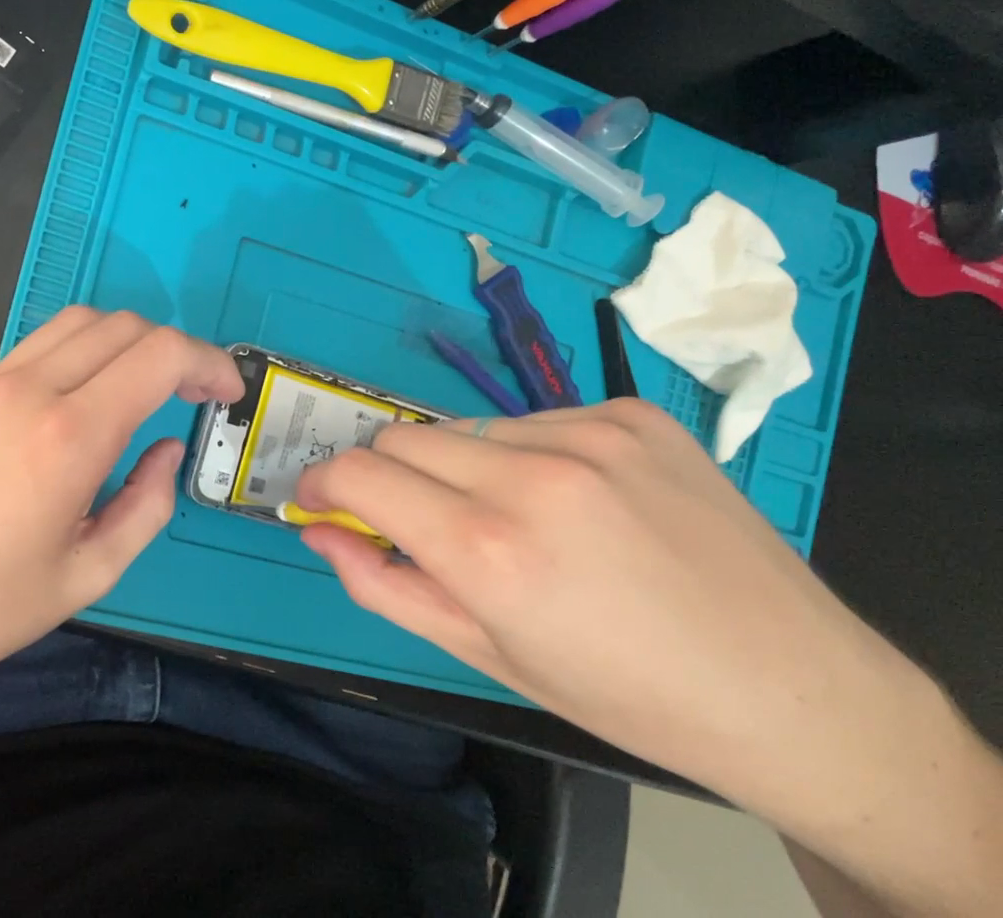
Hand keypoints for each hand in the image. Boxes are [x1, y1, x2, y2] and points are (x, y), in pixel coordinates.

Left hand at [0, 307, 241, 691]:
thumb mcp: (91, 573)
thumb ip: (147, 505)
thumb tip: (165, 451)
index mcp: (68, 435)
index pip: (158, 355)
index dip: (207, 363)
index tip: (226, 393)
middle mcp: (29, 390)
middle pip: (121, 325)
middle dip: (171, 350)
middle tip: (190, 397)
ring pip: (75, 323)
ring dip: (123, 343)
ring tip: (141, 392)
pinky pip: (37, 346)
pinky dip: (78, 353)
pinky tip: (82, 402)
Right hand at [293, 400, 938, 799]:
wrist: (790, 689)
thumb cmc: (620, 694)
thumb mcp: (483, 654)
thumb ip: (382, 583)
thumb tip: (319, 530)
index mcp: (487, 547)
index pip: (358, 472)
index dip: (323, 482)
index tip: (320, 499)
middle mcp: (533, 474)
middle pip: (401, 437)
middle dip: (384, 476)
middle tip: (412, 522)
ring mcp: (592, 434)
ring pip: (467, 429)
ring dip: (458, 467)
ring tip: (510, 519)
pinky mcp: (636, 416)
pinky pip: (535, 420)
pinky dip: (525, 455)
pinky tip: (573, 501)